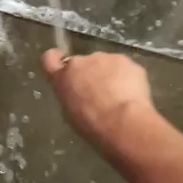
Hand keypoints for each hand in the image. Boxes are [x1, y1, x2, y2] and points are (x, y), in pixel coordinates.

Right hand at [41, 49, 159, 151]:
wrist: (120, 121)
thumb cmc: (91, 125)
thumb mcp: (71, 113)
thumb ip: (71, 94)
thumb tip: (78, 91)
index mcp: (62, 77)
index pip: (50, 58)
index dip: (57, 61)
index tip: (64, 68)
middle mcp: (80, 62)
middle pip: (83, 64)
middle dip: (91, 74)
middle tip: (101, 95)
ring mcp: (103, 57)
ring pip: (106, 64)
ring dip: (110, 75)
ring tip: (120, 97)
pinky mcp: (124, 60)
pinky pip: (124, 68)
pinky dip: (128, 77)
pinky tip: (133, 95)